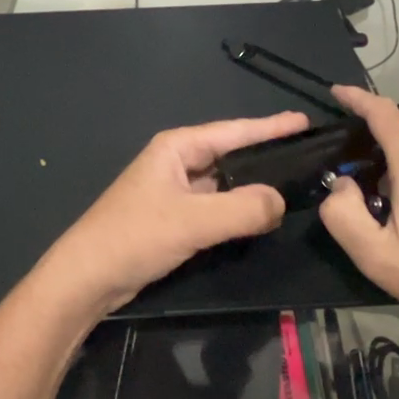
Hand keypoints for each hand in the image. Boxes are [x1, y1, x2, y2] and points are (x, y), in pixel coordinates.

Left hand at [36, 112, 308, 314]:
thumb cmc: (135, 236)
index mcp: (177, 147)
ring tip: (295, 181)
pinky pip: (217, 205)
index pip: (234, 131)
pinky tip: (262, 213)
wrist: (88, 277)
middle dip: (266, 153)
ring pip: (225, 181)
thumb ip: (241, 208)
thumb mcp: (193, 221)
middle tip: (309, 154)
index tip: (305, 121)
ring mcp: (175, 190)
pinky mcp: (175, 217)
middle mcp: (177, 161)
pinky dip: (239, 207)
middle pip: (231, 153)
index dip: (270, 126)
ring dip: (254, 183)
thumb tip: (281, 200)